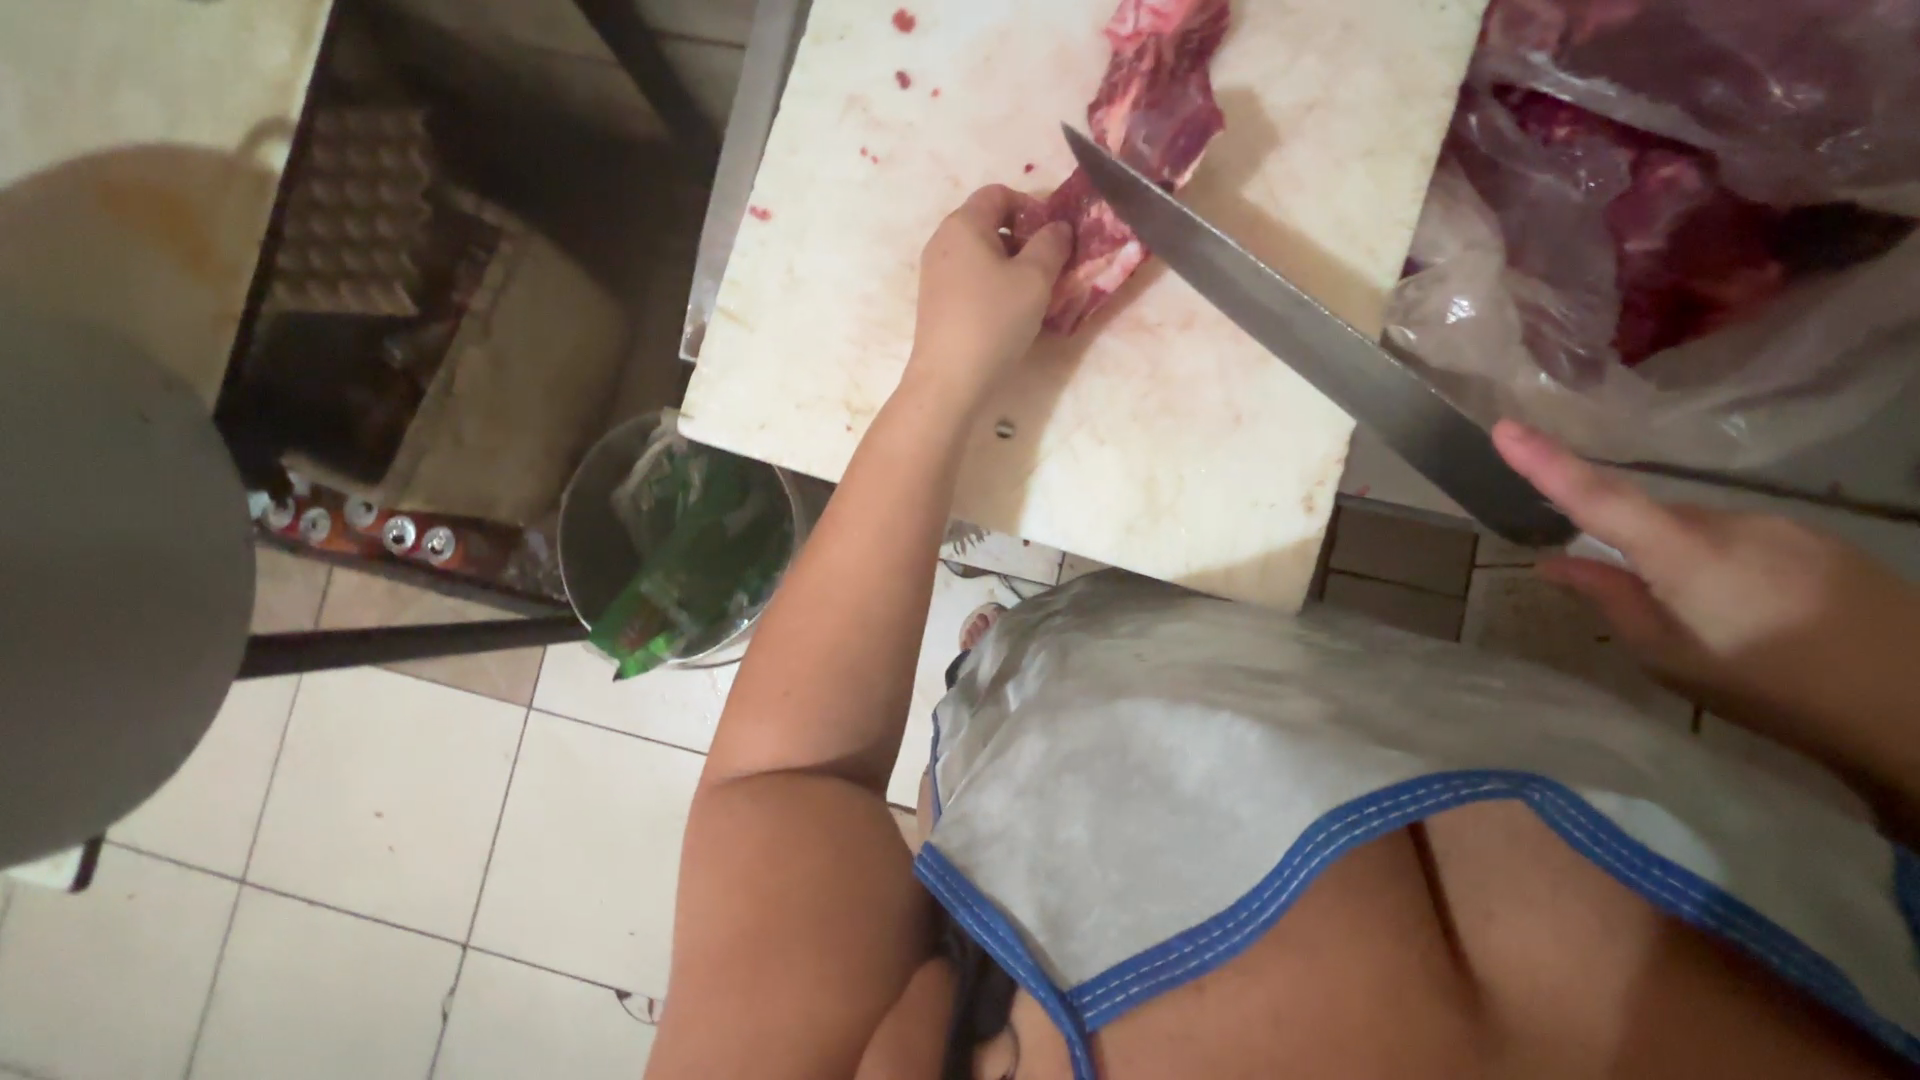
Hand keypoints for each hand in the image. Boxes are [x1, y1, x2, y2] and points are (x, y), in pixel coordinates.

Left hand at [901, 185, 1071, 414]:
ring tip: (1034, 293)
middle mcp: (942, 242)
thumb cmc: (994, 320)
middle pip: (988, 223)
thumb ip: (1052, 244)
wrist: (950, 380)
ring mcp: (935, 274)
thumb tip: (1057, 228)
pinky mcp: (936, 303)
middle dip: (1023, 238)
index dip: (1031, 206)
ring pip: (980, 255)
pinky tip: (1010, 313)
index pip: (999, 193)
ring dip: (1011, 266)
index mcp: (963, 224)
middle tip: (1050, 266)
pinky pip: (970, 280)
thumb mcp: (1035, 278)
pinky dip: (993, 286)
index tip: (1054, 236)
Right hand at [1493, 420, 1919, 794]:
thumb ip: (1608, 599)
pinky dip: (1724, 566)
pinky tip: (1754, 614)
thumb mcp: (1668, 656)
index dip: (1547, 462)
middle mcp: (1730, 522)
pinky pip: (1742, 540)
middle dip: (1630, 548)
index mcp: (1684, 553)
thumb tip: (1555, 562)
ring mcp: (1783, 527)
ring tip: (1712, 624)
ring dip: (1681, 562)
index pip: (1598, 497)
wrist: (1919, 707)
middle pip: (1650, 518)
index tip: (1504, 428)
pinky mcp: (1821, 540)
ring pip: (1697, 531)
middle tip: (1646, 609)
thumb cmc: (1771, 687)